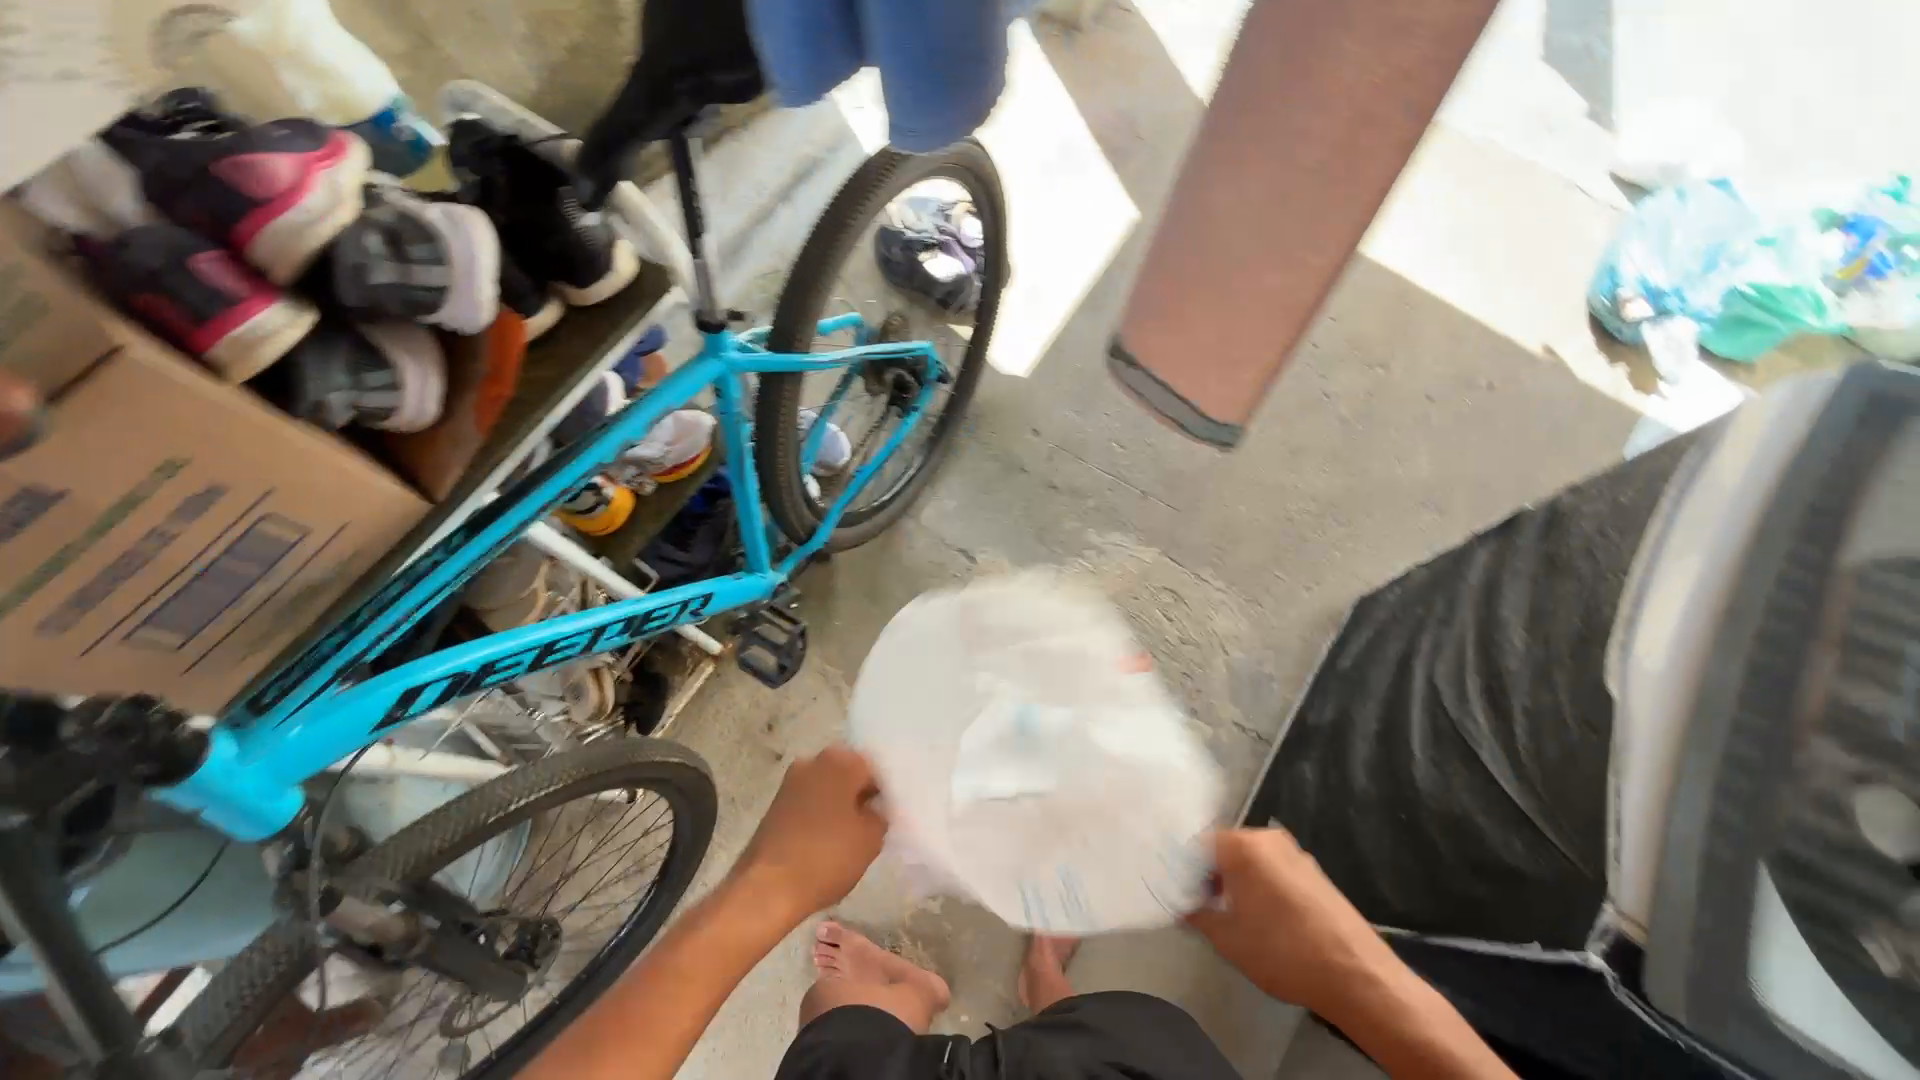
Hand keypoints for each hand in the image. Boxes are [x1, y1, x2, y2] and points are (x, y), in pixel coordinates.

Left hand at [734, 746, 886, 918]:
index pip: (875, 768)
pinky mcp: (775, 805)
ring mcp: (790, 782)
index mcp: (839, 760)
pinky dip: (821, 817)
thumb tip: (873, 809)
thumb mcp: (871, 838)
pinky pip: (809, 804)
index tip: (891, 815)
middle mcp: (812, 761)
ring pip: (828, 789)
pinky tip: (828, 843)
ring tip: (851, 838)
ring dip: (840, 807)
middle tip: (875, 826)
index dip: (885, 792)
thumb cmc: (826, 857)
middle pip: (848, 775)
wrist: (767, 888)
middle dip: (861, 797)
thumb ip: (880, 815)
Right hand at [1187, 828, 1396, 1016]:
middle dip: (1208, 875)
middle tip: (1197, 906)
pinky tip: (1261, 920)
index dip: (1181, 870)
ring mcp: (1296, 854)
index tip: (1175, 894)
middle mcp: (1269, 839)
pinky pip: (1274, 871)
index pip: (1196, 845)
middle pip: (1224, 849)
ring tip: (1228, 916)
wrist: (1357, 975)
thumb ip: (1197, 915)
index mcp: (1243, 845)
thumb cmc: (1283, 951)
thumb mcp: (1227, 939)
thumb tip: (1182, 906)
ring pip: (1251, 861)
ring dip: (1235, 882)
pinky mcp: (1315, 873)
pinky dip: (1260, 887)